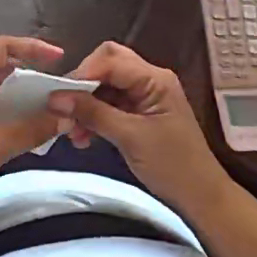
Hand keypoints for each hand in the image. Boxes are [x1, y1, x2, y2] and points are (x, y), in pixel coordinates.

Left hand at [0, 35, 68, 205]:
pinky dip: (9, 113)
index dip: (33, 48)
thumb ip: (35, 127)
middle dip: (31, 79)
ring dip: (22, 99)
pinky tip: (29, 129)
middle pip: (0, 68)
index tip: (60, 60)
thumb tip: (67, 117)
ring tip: (51, 112)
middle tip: (59, 94)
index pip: (2, 47)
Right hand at [50, 41, 231, 209]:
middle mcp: (149, 79)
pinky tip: (83, 136)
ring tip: (71, 131)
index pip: (110, 60)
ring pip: (105, 85)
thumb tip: (55, 98)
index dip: (82, 73)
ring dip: (85, 104)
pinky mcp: (140, 112)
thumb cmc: (172, 165)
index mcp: (154, 78)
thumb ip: (92, 113)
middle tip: (64, 108)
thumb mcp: (129, 137)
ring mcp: (145, 95)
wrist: (200, 196)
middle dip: (82, 84)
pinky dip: (94, 116)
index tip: (58, 96)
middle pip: (107, 65)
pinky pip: (110, 103)